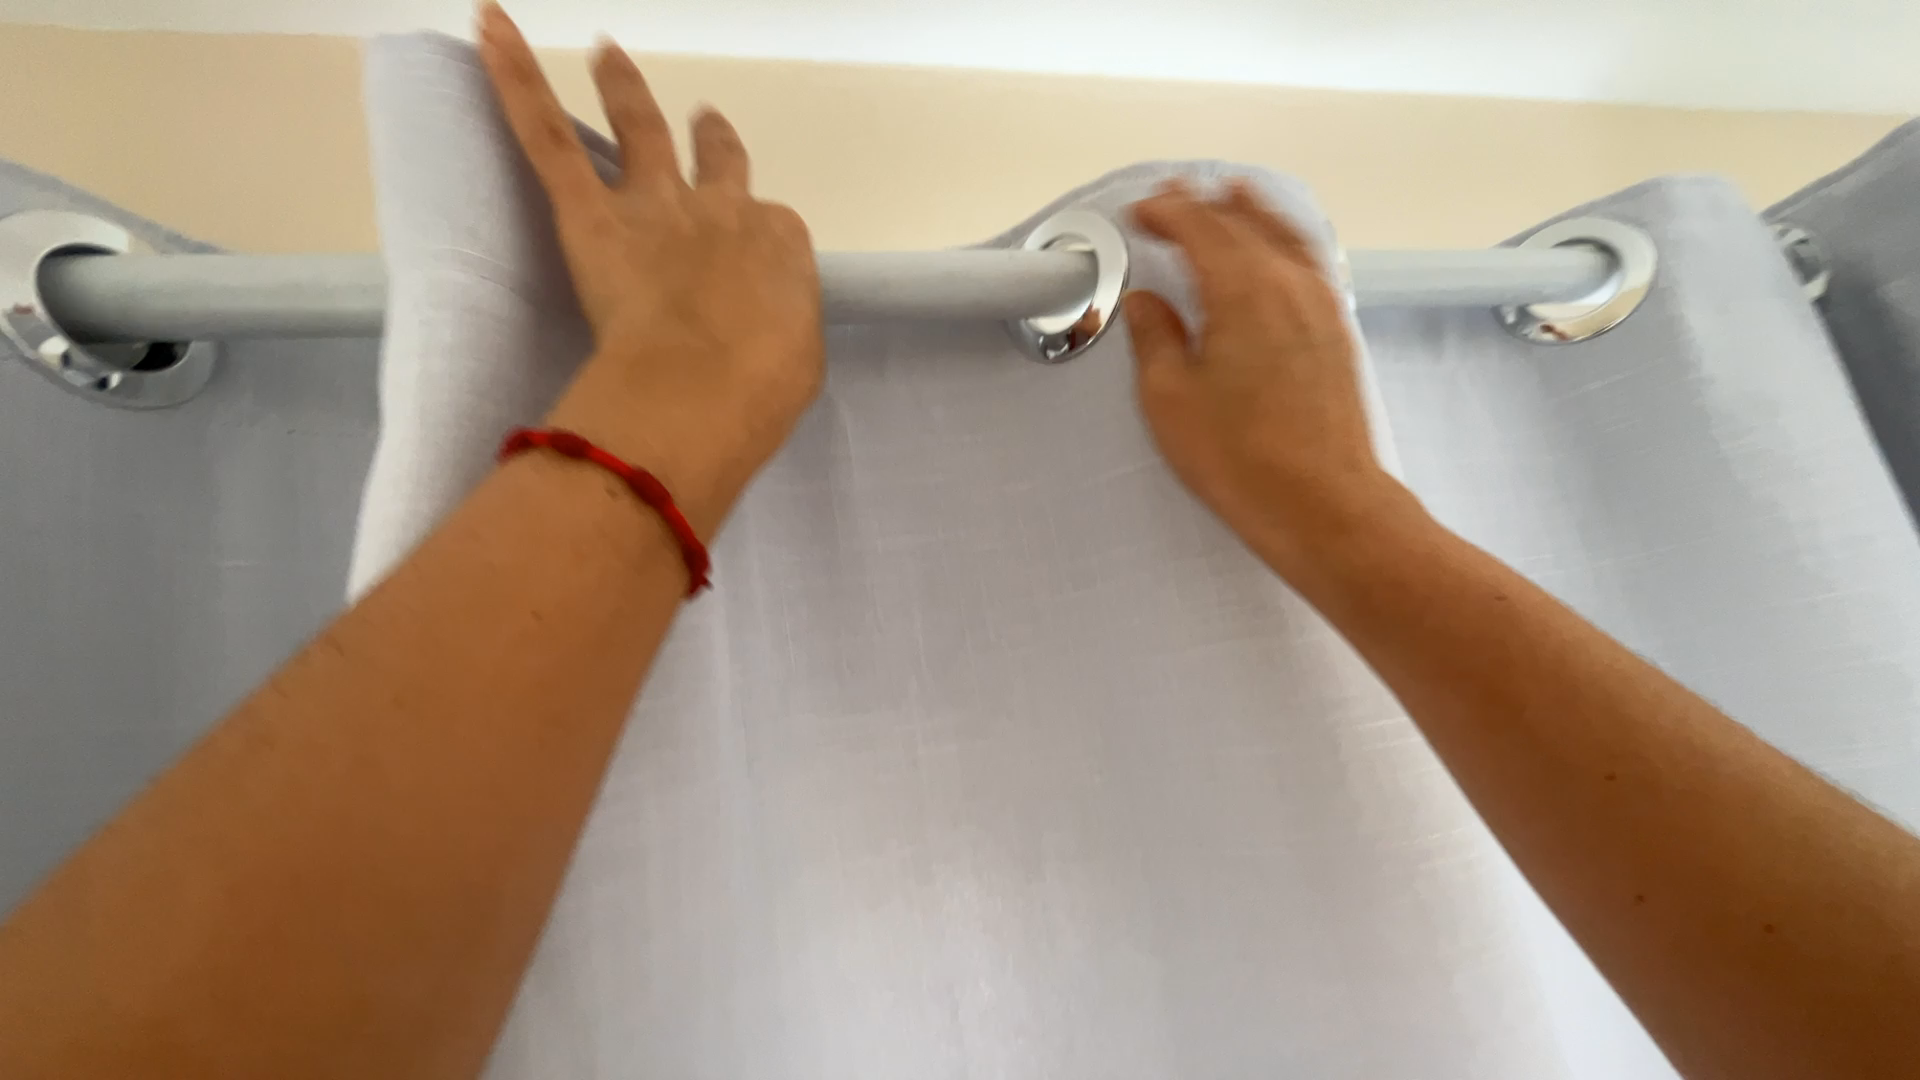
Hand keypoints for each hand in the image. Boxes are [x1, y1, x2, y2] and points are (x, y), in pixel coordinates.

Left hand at [477, 3, 823, 537]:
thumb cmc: (762, 390)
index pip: (772, 231)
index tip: (753, 275)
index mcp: (780, 244)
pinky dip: (516, 79)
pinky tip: (490, 27)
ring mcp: (657, 204)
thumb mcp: (799, 361)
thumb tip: (763, 328)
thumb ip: (783, 327)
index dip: (760, 246)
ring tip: (608, 55)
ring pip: (639, 129)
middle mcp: (723, 209)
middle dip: (713, 141)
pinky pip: (547, 138)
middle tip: (704, 123)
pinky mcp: (590, 213)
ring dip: (625, 89)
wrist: (703, 388)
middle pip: (720, 163)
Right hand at [1123, 180, 1416, 579]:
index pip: (1199, 228)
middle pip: (1243, 222)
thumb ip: (1154, 338)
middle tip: (1175, 197)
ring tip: (1232, 195)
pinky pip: (1310, 261)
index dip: (1166, 212)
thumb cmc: (1246, 460)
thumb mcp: (1170, 399)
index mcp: (1242, 293)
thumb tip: (1146, 305)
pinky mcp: (1337, 331)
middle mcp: (1289, 286)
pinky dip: (1285, 239)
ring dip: (1251, 211)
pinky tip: (1278, 249)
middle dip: (1204, 203)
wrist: (1320, 502)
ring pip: (1285, 234)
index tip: (1142, 211)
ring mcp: (1321, 306)